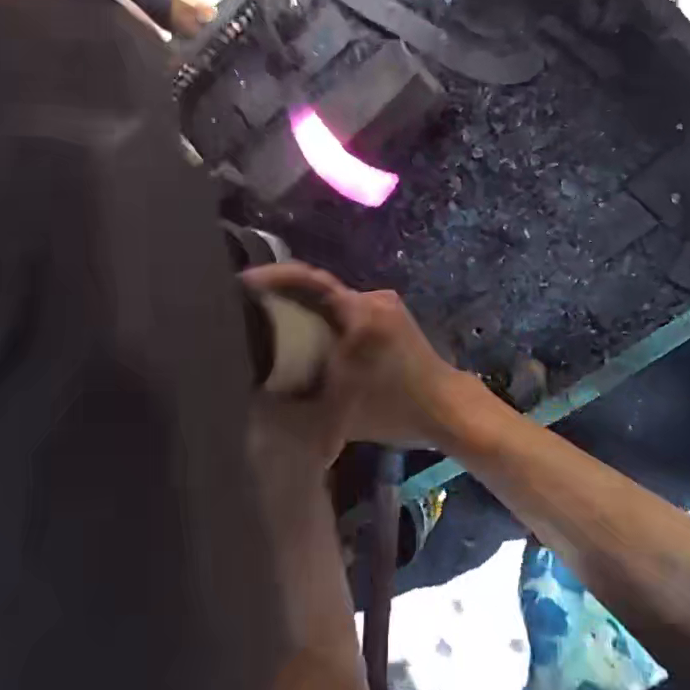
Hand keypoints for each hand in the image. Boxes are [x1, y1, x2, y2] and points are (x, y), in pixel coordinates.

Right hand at [240, 262, 468, 451]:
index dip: (275, 277)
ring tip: (270, 326)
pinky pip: (350, 309)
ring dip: (307, 309)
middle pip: (320, 289)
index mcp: (362, 314)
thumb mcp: (338, 412)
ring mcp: (386, 304)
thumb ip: (295, 404)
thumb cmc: (394, 410)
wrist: (446, 407)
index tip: (242, 283)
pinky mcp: (393, 315)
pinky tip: (308, 338)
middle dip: (284, 296)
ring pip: (335, 300)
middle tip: (247, 311)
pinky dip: (327, 318)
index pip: (311, 280)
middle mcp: (374, 299)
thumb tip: (253, 403)